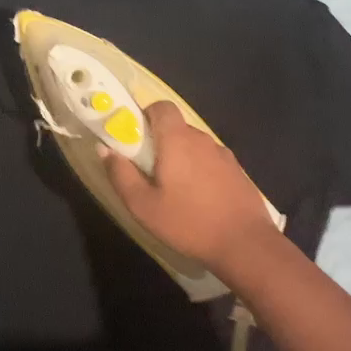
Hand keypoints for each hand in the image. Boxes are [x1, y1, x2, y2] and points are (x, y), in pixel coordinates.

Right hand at [102, 102, 281, 271]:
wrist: (245, 244)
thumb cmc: (188, 223)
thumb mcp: (143, 205)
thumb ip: (121, 174)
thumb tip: (104, 149)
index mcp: (177, 140)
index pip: (161, 106)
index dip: (146, 115)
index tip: (136, 140)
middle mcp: (202, 139)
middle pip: (176, 127)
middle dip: (160, 142)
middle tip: (149, 172)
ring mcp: (224, 155)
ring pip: (194, 146)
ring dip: (181, 158)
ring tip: (175, 191)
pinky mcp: (238, 172)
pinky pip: (211, 161)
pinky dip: (200, 171)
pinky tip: (199, 200)